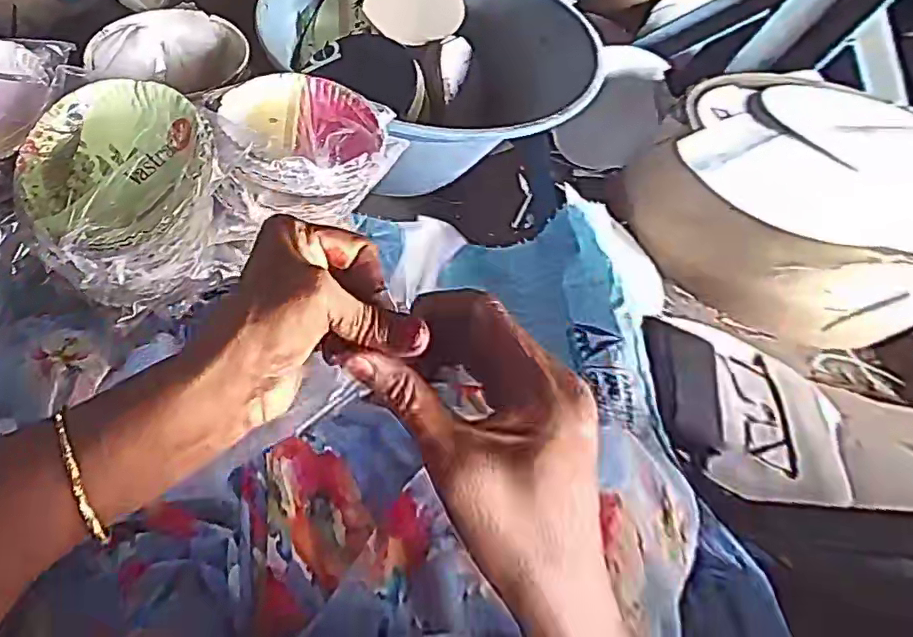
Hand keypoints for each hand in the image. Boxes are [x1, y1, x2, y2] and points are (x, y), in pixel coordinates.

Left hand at [188, 215, 428, 428]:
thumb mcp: (323, 301)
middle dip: (369, 310)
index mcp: (293, 235)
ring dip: (362, 332)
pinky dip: (353, 345)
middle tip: (373, 334)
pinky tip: (345, 357)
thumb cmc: (266, 321)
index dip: (369, 278)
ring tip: (355, 348)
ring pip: (355, 310)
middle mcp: (296, 260)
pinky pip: (346, 332)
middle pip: (358, 280)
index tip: (374, 307)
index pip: (356, 247)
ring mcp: (301, 297)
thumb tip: (418, 334)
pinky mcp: (306, 330)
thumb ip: (375, 317)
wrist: (235, 374)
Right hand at [341, 291, 623, 636]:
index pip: (482, 311)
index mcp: (546, 385)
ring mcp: (553, 398)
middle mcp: (556, 380)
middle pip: (483, 325)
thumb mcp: (450, 456)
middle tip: (387, 355)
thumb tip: (352, 351)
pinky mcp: (542, 415)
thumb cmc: (511, 531)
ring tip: (400, 372)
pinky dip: (455, 370)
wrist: (560, 602)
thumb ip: (404, 395)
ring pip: (484, 346)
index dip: (429, 311)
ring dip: (439, 351)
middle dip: (429, 333)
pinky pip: (492, 371)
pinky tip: (427, 388)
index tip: (391, 336)